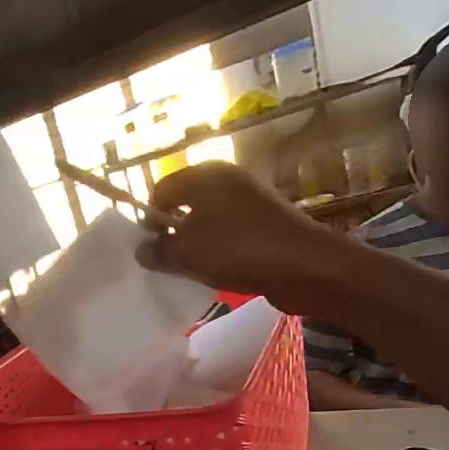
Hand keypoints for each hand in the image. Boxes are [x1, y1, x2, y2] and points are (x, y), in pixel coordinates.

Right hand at [138, 162, 353, 317]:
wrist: (305, 266)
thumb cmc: (239, 250)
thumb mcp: (187, 253)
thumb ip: (158, 251)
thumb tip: (143, 250)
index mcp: (206, 175)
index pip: (162, 188)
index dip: (149, 217)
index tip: (149, 247)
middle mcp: (228, 181)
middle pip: (186, 204)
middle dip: (173, 233)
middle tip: (167, 262)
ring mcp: (250, 202)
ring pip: (208, 222)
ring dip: (196, 246)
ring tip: (192, 272)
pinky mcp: (266, 225)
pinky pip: (230, 236)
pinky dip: (220, 253)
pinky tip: (220, 274)